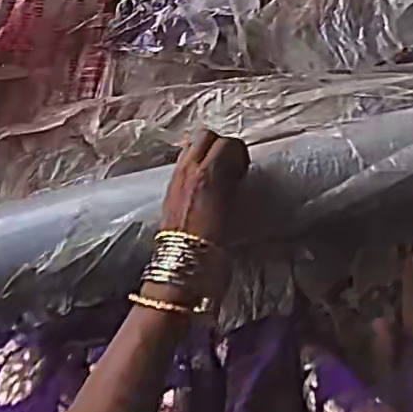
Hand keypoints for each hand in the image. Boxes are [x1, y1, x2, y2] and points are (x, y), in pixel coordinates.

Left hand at [158, 129, 248, 245]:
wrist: (179, 275)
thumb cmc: (214, 251)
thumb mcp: (236, 216)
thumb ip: (234, 186)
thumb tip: (238, 175)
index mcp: (209, 175)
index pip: (228, 143)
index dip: (240, 153)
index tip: (244, 170)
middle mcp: (189, 171)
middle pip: (206, 136)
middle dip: (221, 145)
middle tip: (232, 166)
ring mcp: (175, 178)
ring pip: (191, 146)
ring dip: (206, 153)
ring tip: (217, 174)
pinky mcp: (167, 190)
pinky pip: (183, 163)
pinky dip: (195, 165)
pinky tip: (203, 186)